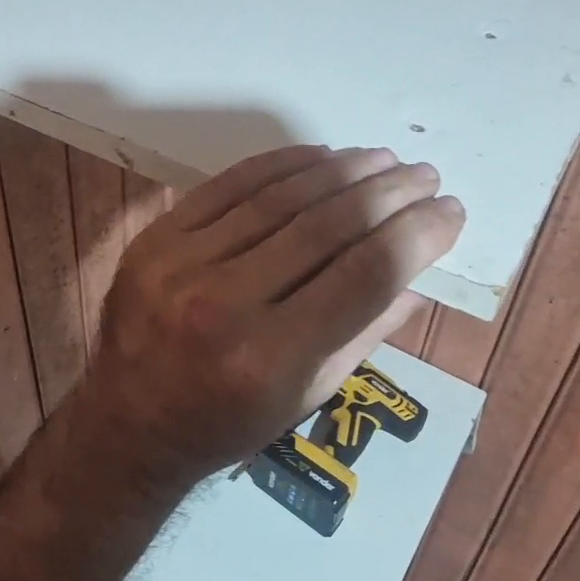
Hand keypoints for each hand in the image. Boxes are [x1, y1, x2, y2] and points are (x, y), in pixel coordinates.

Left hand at [75, 145, 464, 486]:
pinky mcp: (156, 238)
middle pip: (326, 226)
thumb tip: (418, 272)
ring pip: (281, 198)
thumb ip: (365, 333)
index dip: (418, 235)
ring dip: (342, 170)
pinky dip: (282, 165)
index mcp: (271, 359)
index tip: (450, 211)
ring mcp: (182, 264)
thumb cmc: (228, 424)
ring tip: (383, 159)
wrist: (129, 422)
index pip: (364, 274)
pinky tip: (321, 156)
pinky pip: (230, 185)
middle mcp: (224, 304)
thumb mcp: (306, 397)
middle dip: (388, 193)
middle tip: (425, 175)